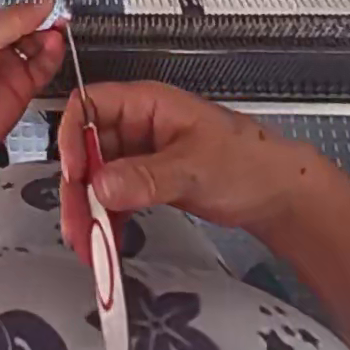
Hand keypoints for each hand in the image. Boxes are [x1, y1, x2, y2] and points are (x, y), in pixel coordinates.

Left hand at [0, 0, 65, 192]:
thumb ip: (10, 20)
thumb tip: (39, 2)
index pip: (2, 5)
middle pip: (22, 23)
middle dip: (39, 14)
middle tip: (54, 6)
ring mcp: (4, 68)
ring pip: (35, 43)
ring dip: (48, 32)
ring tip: (58, 24)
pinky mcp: (19, 89)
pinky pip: (42, 67)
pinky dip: (52, 54)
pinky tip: (55, 43)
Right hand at [60, 81, 326, 261]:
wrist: (277, 193)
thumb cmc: (245, 161)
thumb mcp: (195, 167)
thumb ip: (146, 176)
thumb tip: (100, 185)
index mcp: (146, 103)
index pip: (90, 104)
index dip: (73, 134)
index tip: (72, 173)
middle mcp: (136, 124)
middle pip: (87, 146)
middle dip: (77, 187)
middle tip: (77, 226)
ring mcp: (139, 153)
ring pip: (96, 175)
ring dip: (87, 209)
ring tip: (88, 246)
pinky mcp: (144, 180)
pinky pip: (113, 195)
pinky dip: (105, 218)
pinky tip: (106, 242)